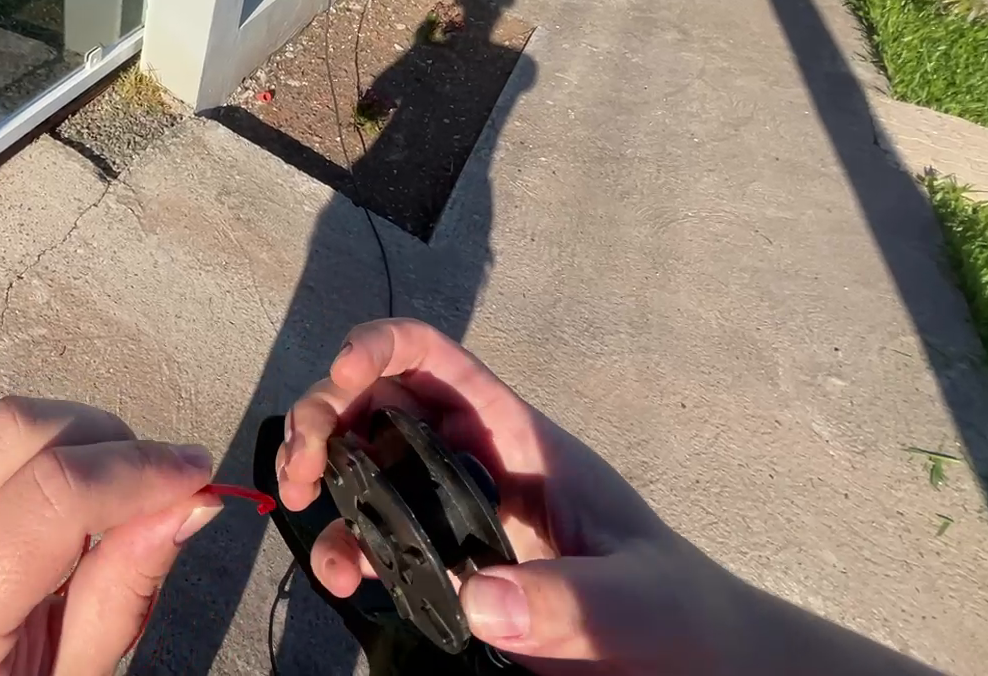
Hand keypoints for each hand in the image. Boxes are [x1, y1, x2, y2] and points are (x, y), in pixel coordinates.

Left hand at [0, 396, 221, 674]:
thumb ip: (123, 592)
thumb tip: (191, 499)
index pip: (49, 499)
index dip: (134, 469)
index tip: (195, 469)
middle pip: (12, 431)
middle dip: (103, 435)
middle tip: (153, 475)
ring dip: (62, 426)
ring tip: (102, 479)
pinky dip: (17, 433)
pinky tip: (46, 474)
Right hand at [276, 320, 936, 674]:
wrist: (689, 665)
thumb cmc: (680, 614)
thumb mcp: (641, 604)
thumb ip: (572, 602)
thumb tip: (480, 602)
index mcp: (507, 430)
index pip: (433, 357)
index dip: (382, 344)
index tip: (345, 372)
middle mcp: (463, 452)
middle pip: (374, 399)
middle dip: (326, 413)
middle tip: (304, 464)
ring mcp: (443, 501)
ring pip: (358, 454)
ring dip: (317, 466)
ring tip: (298, 501)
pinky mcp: (434, 551)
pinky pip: (370, 528)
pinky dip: (340, 541)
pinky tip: (338, 576)